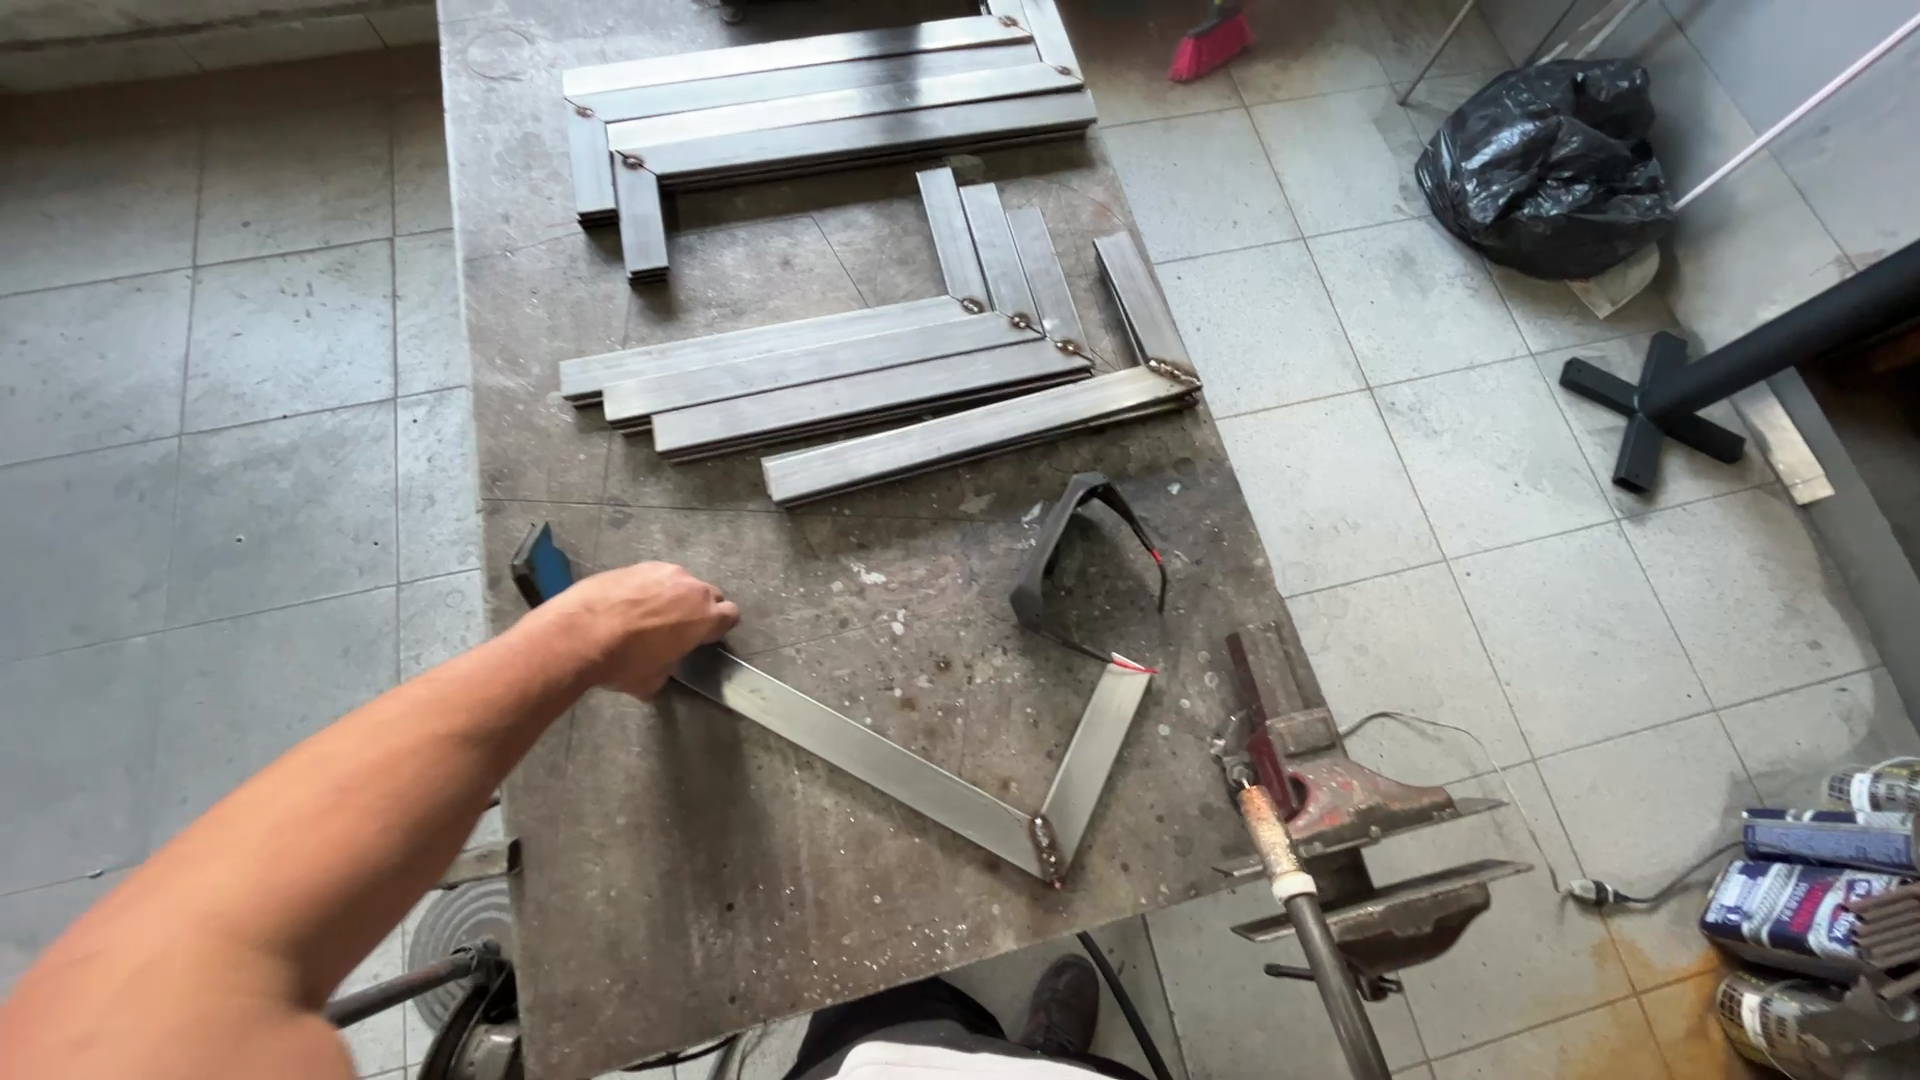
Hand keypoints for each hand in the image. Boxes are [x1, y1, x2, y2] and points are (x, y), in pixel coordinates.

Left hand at [542, 562, 739, 698]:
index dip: (718, 627)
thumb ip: (670, 667)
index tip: (704, 637)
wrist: (577, 634)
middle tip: (677, 626)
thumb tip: (662, 668)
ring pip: (681, 582)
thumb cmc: (623, 662)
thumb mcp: (653, 680)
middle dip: (698, 608)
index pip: (731, 615)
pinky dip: (647, 587)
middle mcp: (692, 589)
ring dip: (673, 595)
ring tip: (647, 612)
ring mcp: (665, 572)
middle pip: (709, 595)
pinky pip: (654, 576)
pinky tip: (626, 602)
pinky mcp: (638, 565)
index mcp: (705, 618)